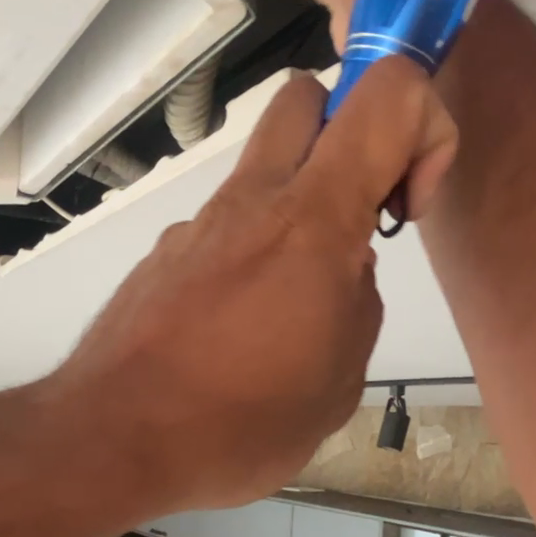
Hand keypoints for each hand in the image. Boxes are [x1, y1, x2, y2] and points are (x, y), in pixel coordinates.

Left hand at [45, 60, 457, 513]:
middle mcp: (247, 205)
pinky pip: (216, 233)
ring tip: (286, 305)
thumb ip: (357, 307)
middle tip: (352, 218)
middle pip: (303, 98)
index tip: (402, 207)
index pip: (387, 94)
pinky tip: (230, 332)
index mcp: (311, 222)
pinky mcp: (157, 261)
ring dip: (290, 211)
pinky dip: (242, 257)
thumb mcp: (336, 385)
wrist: (112, 442)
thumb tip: (341, 273)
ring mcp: (193, 230)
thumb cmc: (236, 426)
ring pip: (255, 175)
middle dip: (345, 135)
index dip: (422, 127)